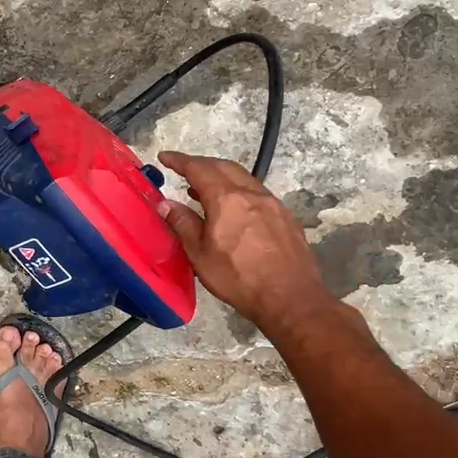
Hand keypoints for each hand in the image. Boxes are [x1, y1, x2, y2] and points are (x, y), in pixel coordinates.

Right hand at [155, 151, 331, 323]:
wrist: (292, 300)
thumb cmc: (238, 277)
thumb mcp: (199, 253)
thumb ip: (183, 223)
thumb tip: (166, 204)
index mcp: (228, 200)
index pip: (200, 170)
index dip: (180, 161)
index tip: (165, 157)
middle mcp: (254, 196)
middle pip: (226, 167)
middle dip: (202, 164)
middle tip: (183, 168)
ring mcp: (275, 207)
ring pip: (245, 179)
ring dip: (221, 176)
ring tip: (202, 188)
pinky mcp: (287, 220)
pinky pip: (258, 194)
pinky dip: (238, 190)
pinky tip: (231, 207)